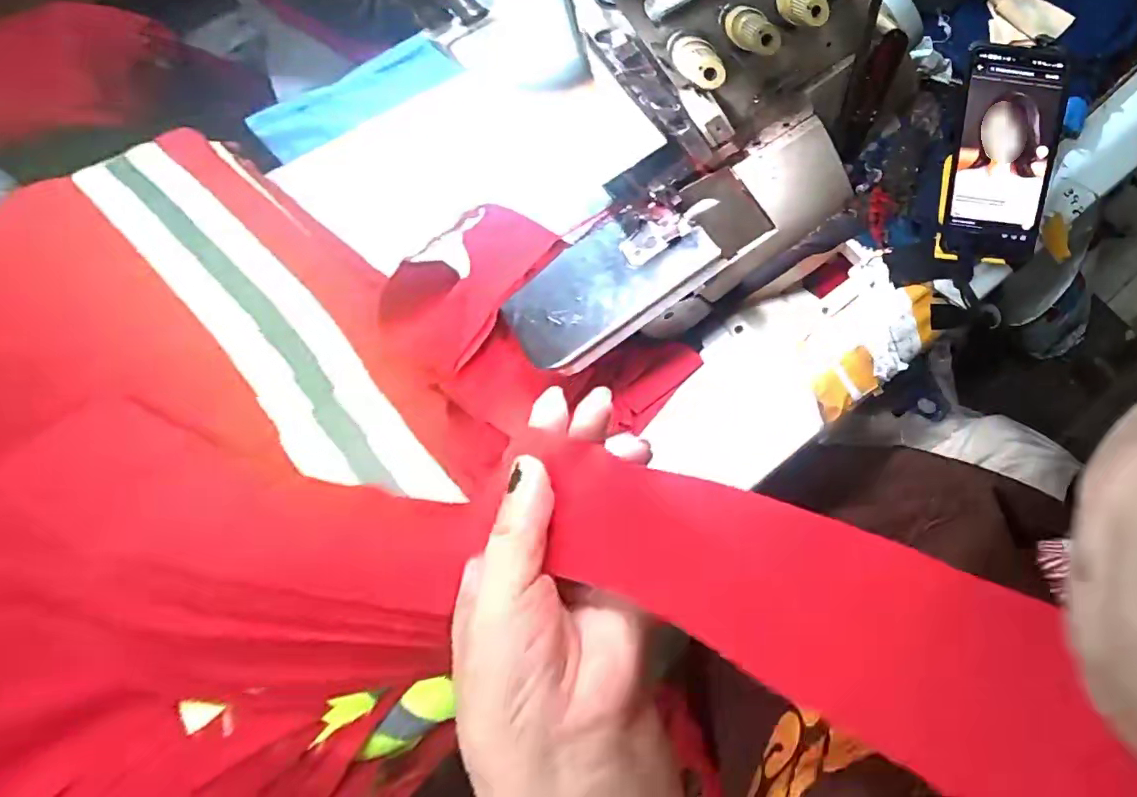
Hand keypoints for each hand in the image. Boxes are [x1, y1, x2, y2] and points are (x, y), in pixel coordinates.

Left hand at [452, 387, 679, 796]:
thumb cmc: (509, 673)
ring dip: (613, 459)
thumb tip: (533, 461)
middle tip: (595, 404)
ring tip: (621, 433)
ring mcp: (598, 554)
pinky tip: (644, 462)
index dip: (535, 446)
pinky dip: (643, 488)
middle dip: (578, 440)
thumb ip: (516, 529)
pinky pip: (639, 518)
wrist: (571, 733)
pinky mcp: (637, 564)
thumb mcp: (493, 599)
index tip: (552, 404)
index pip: (520, 488)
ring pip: (606, 493)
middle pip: (567, 481)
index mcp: (504, 555)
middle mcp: (552, 547)